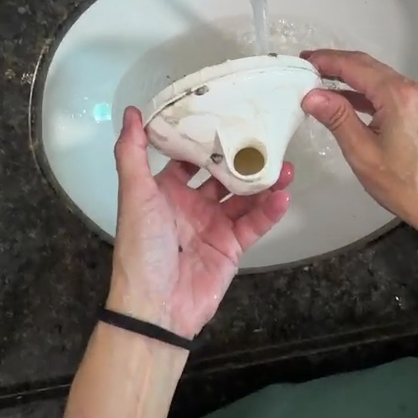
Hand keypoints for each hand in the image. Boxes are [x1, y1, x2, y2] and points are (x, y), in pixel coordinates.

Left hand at [107, 106, 291, 338]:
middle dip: (244, 160)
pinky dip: (269, 210)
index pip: (189, 159)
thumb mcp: (135, 194)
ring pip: (244, 197)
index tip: (228, 115)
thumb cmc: (142, 246)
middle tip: (268, 139)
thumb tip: (131, 112)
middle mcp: (191, 205)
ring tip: (287, 167)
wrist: (156, 306)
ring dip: (264, 183)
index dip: (206, 139)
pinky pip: (254, 224)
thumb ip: (133, 153)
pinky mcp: (233, 248)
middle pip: (223, 175)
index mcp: (166, 191)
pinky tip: (283, 196)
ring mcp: (214, 226)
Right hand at [300, 49, 417, 242]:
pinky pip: (385, 91)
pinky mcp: (417, 110)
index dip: (326, 60)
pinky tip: (344, 100)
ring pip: (376, 77)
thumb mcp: (363, 153)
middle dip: (335, 63)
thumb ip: (337, 119)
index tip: (301, 60)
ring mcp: (416, 98)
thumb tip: (311, 95)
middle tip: (306, 66)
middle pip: (366, 65)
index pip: (354, 66)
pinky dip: (362, 91)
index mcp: (396, 95)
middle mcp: (409, 89)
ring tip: (319, 80)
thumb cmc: (403, 184)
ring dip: (348, 76)